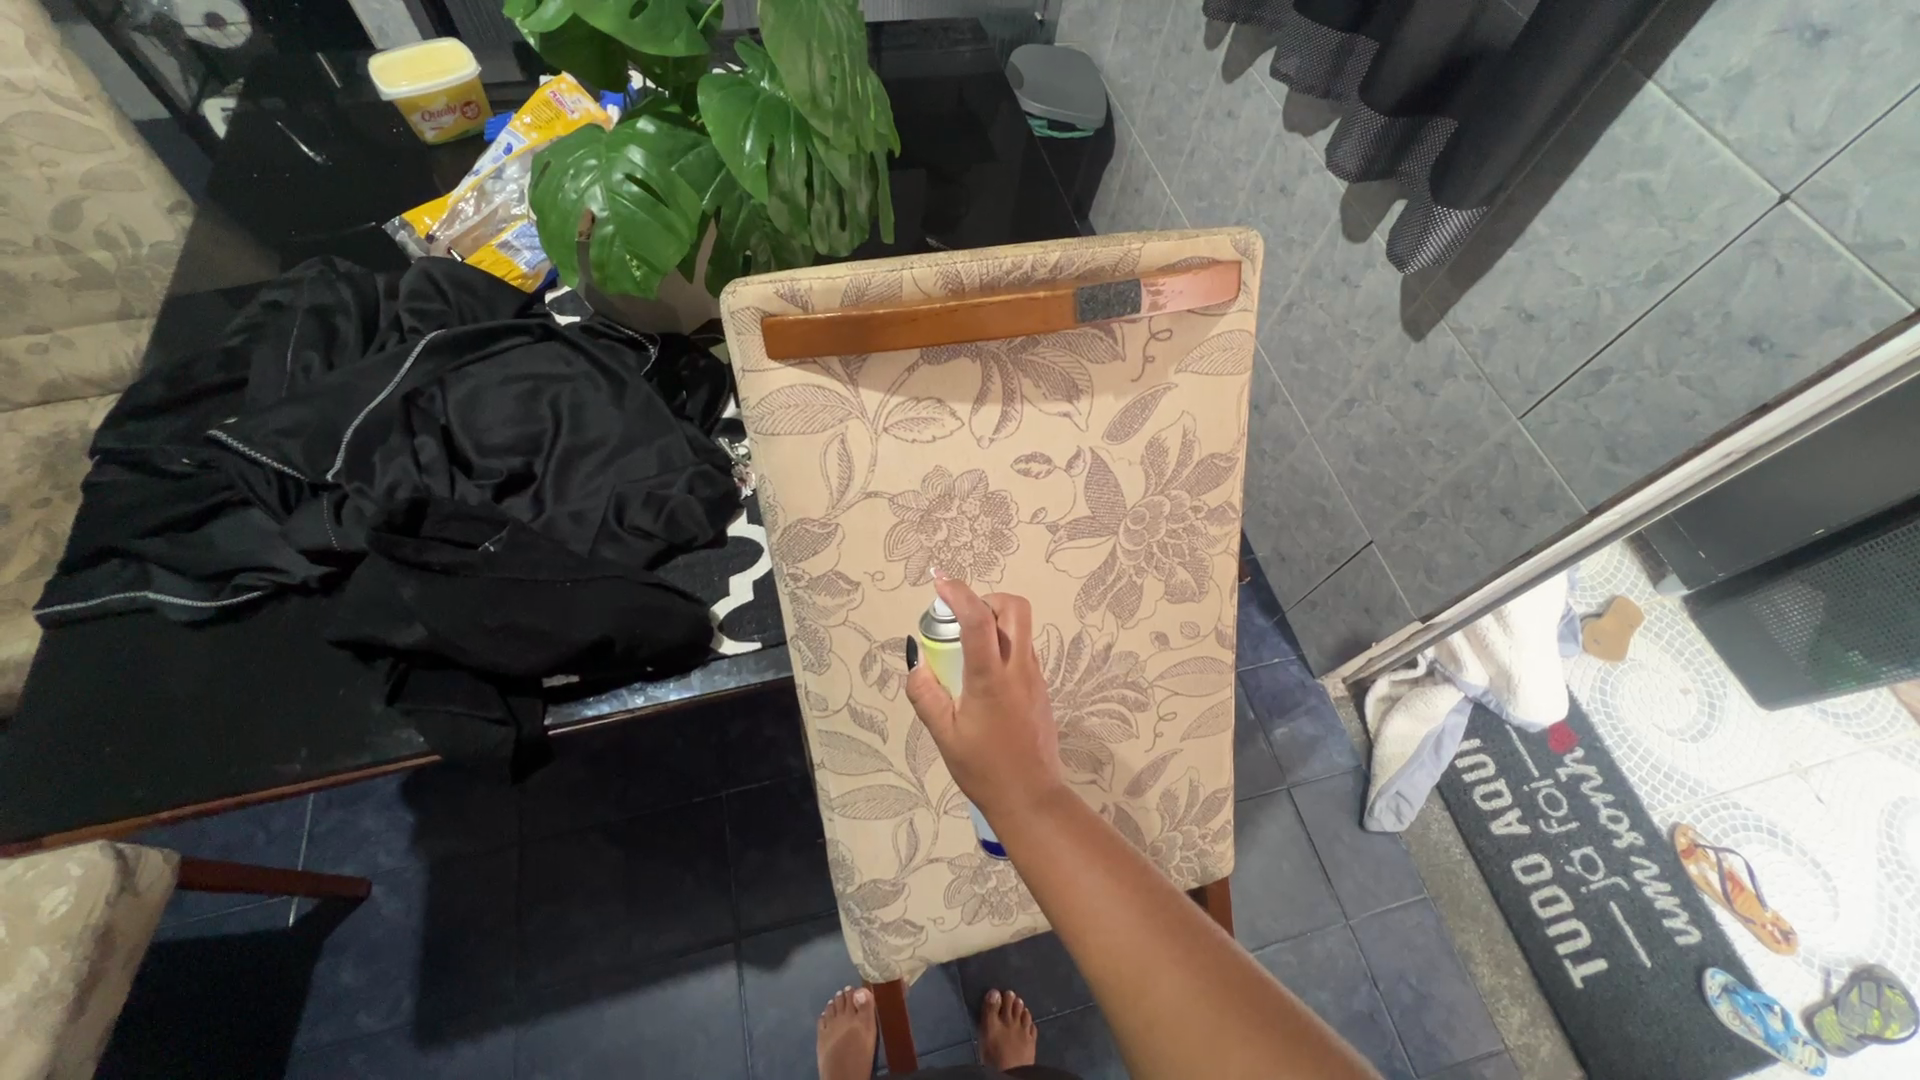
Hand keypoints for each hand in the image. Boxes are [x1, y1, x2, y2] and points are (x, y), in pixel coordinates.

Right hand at [904, 578, 1064, 822]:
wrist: (1031, 797)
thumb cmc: (984, 769)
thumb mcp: (943, 736)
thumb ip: (926, 696)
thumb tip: (916, 664)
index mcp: (990, 680)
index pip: (977, 620)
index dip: (958, 593)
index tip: (940, 583)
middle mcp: (1018, 669)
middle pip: (1016, 608)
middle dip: (987, 598)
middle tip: (962, 615)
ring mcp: (1035, 677)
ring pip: (1022, 628)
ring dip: (996, 621)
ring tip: (968, 646)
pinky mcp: (1041, 687)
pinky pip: (1023, 649)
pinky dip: (1003, 644)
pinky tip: (983, 673)